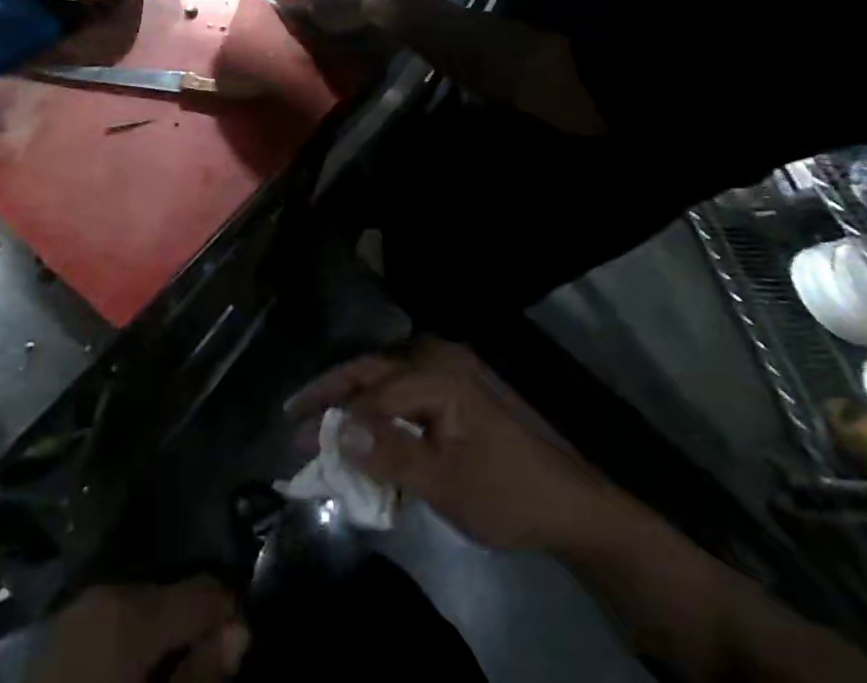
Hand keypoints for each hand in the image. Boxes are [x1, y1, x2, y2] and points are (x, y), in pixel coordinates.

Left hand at [26, 578, 247, 682]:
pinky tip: (139, 681)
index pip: (206, 592)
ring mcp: (79, 613)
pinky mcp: (61, 636)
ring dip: (168, 641)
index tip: (240, 658)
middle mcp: (107, 595)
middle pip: (176, 598)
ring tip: (173, 679)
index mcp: (131, 611)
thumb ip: (201, 676)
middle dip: (197, 632)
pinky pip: (117, 624)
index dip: (231, 620)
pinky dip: (138, 647)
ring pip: (147, 610)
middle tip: (207, 678)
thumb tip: (239, 632)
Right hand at [285, 338, 611, 550]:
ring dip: (357, 392)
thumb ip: (388, 452)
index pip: (372, 391)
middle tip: (295, 413)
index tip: (297, 439)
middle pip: (377, 368)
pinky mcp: (463, 389)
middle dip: (335, 390)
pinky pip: (410, 385)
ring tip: (324, 414)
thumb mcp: (442, 481)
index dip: (333, 416)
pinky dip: (383, 400)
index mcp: (441, 376)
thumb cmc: (505, 494)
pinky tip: (368, 420)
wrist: (570, 506)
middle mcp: (445, 360)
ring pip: (391, 373)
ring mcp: (457, 371)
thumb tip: (336, 430)